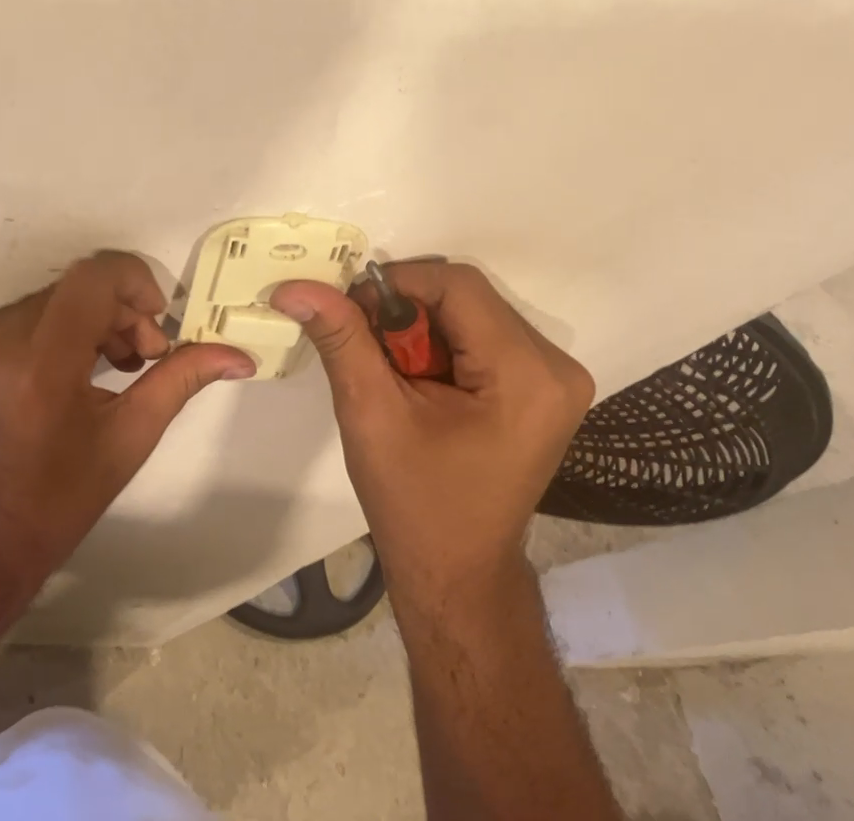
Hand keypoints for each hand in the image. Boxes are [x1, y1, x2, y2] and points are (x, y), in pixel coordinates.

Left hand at [0, 251, 254, 583]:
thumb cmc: (66, 496)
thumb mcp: (131, 436)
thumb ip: (181, 379)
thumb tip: (240, 355)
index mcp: (39, 371)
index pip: (91, 280)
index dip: (134, 282)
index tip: (156, 319)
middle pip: (70, 290)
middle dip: (115, 312)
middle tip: (141, 356)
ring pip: (42, 302)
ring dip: (81, 321)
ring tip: (105, 365)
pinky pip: (12, 320)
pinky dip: (46, 333)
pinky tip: (63, 372)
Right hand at [271, 263, 593, 597]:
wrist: (455, 570)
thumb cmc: (414, 502)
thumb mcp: (370, 414)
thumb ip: (341, 340)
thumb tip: (296, 287)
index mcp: (527, 374)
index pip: (458, 285)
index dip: (395, 283)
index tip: (346, 310)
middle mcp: (557, 367)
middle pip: (468, 299)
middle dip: (404, 312)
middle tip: (358, 345)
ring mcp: (554, 381)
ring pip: (472, 317)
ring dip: (417, 331)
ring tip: (384, 372)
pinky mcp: (539, 393)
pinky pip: (482, 341)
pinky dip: (437, 348)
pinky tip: (412, 383)